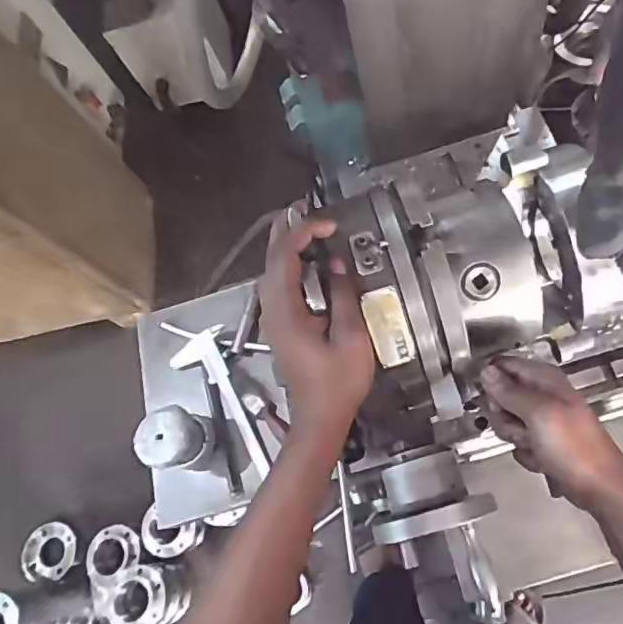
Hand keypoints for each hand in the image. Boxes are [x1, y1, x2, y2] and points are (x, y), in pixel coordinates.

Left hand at [259, 211, 373, 439]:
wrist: (318, 418)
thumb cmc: (337, 384)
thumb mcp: (351, 339)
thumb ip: (343, 297)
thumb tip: (338, 266)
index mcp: (286, 312)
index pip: (285, 258)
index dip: (304, 232)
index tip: (330, 223)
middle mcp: (272, 310)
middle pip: (272, 259)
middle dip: (288, 228)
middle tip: (306, 205)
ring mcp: (273, 317)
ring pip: (272, 269)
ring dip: (287, 242)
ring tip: (306, 220)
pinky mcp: (280, 323)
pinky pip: (280, 282)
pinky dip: (290, 261)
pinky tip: (305, 254)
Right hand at [478, 356, 622, 511]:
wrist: (600, 488)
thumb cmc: (572, 446)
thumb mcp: (538, 413)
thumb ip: (509, 391)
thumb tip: (485, 370)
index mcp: (545, 378)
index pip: (503, 366)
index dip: (491, 382)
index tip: (492, 403)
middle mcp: (543, 394)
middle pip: (501, 396)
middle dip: (504, 416)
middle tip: (521, 427)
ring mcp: (543, 420)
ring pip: (507, 421)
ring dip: (515, 437)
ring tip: (534, 445)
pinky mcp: (543, 442)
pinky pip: (519, 442)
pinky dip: (527, 453)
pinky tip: (541, 459)